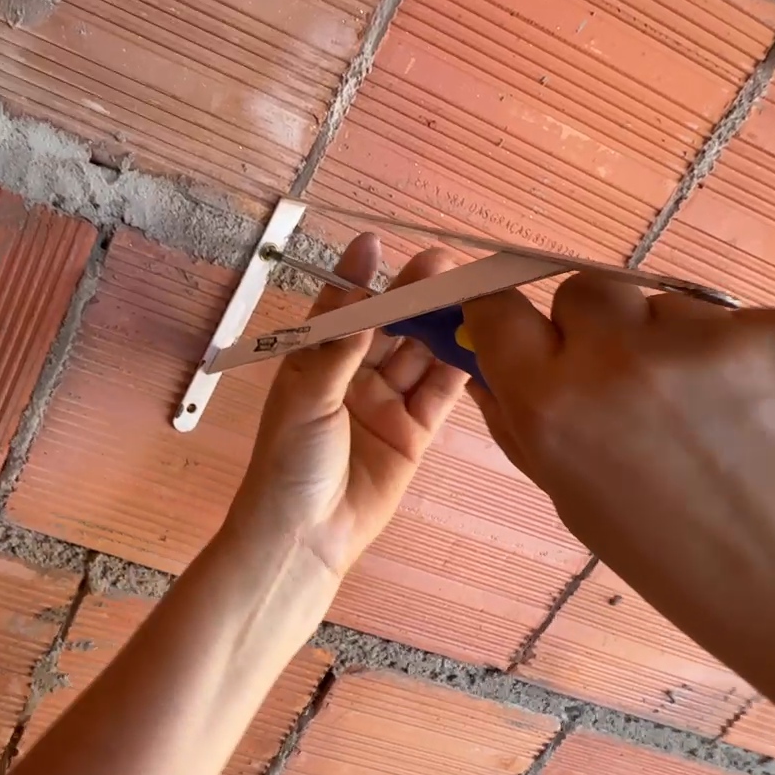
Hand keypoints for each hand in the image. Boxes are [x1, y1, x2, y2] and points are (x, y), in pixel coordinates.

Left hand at [225, 234, 468, 580]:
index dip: (356, 278)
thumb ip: (338, 351)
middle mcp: (350, 378)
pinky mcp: (414, 431)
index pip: (337, 312)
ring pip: (419, 355)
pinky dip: (462, 367)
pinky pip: (441, 392)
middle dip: (412, 296)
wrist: (306, 531)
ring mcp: (384, 404)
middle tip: (443, 263)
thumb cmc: (289, 462)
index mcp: (312, 365)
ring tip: (472, 290)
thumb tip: (362, 297)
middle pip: (387, 328)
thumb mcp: (305, 400)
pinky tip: (484, 337)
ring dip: (442, 325)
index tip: (375, 243)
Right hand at [461, 274, 774, 695]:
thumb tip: (486, 362)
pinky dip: (753, 358)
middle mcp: (624, 361)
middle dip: (593, 324)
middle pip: (585, 290)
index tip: (514, 322)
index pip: (499, 311)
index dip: (502, 311)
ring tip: (716, 413)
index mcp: (552, 405)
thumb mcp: (564, 493)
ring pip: (671, 306)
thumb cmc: (671, 554)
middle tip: (624, 375)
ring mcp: (723, 341)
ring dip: (676, 343)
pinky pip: (751, 322)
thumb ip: (518, 421)